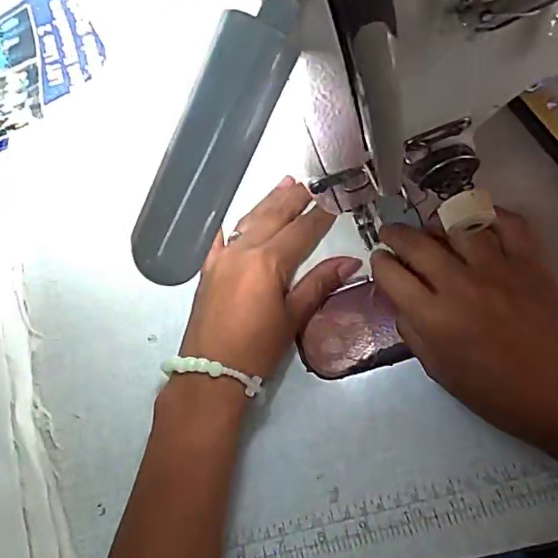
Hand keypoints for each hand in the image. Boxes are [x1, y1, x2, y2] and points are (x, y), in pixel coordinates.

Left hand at [179, 178, 360, 387]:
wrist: (210, 372)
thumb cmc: (257, 350)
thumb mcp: (292, 318)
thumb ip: (318, 285)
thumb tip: (349, 262)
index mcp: (268, 262)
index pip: (301, 232)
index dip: (320, 217)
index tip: (334, 202)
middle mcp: (243, 252)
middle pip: (273, 217)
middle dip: (293, 200)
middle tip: (310, 185)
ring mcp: (222, 258)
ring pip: (248, 221)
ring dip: (268, 202)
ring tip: (284, 185)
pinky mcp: (208, 269)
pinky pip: (222, 237)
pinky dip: (235, 223)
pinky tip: (241, 216)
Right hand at [371, 211, 557, 450]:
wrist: (557, 390)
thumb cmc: (495, 392)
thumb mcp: (439, 371)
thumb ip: (414, 333)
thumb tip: (403, 303)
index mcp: (434, 318)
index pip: (392, 274)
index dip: (379, 263)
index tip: (380, 261)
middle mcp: (460, 285)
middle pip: (418, 244)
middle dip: (396, 235)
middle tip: (392, 234)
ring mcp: (497, 268)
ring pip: (458, 225)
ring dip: (439, 224)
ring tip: (434, 229)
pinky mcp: (530, 262)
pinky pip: (508, 223)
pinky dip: (490, 215)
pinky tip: (479, 221)